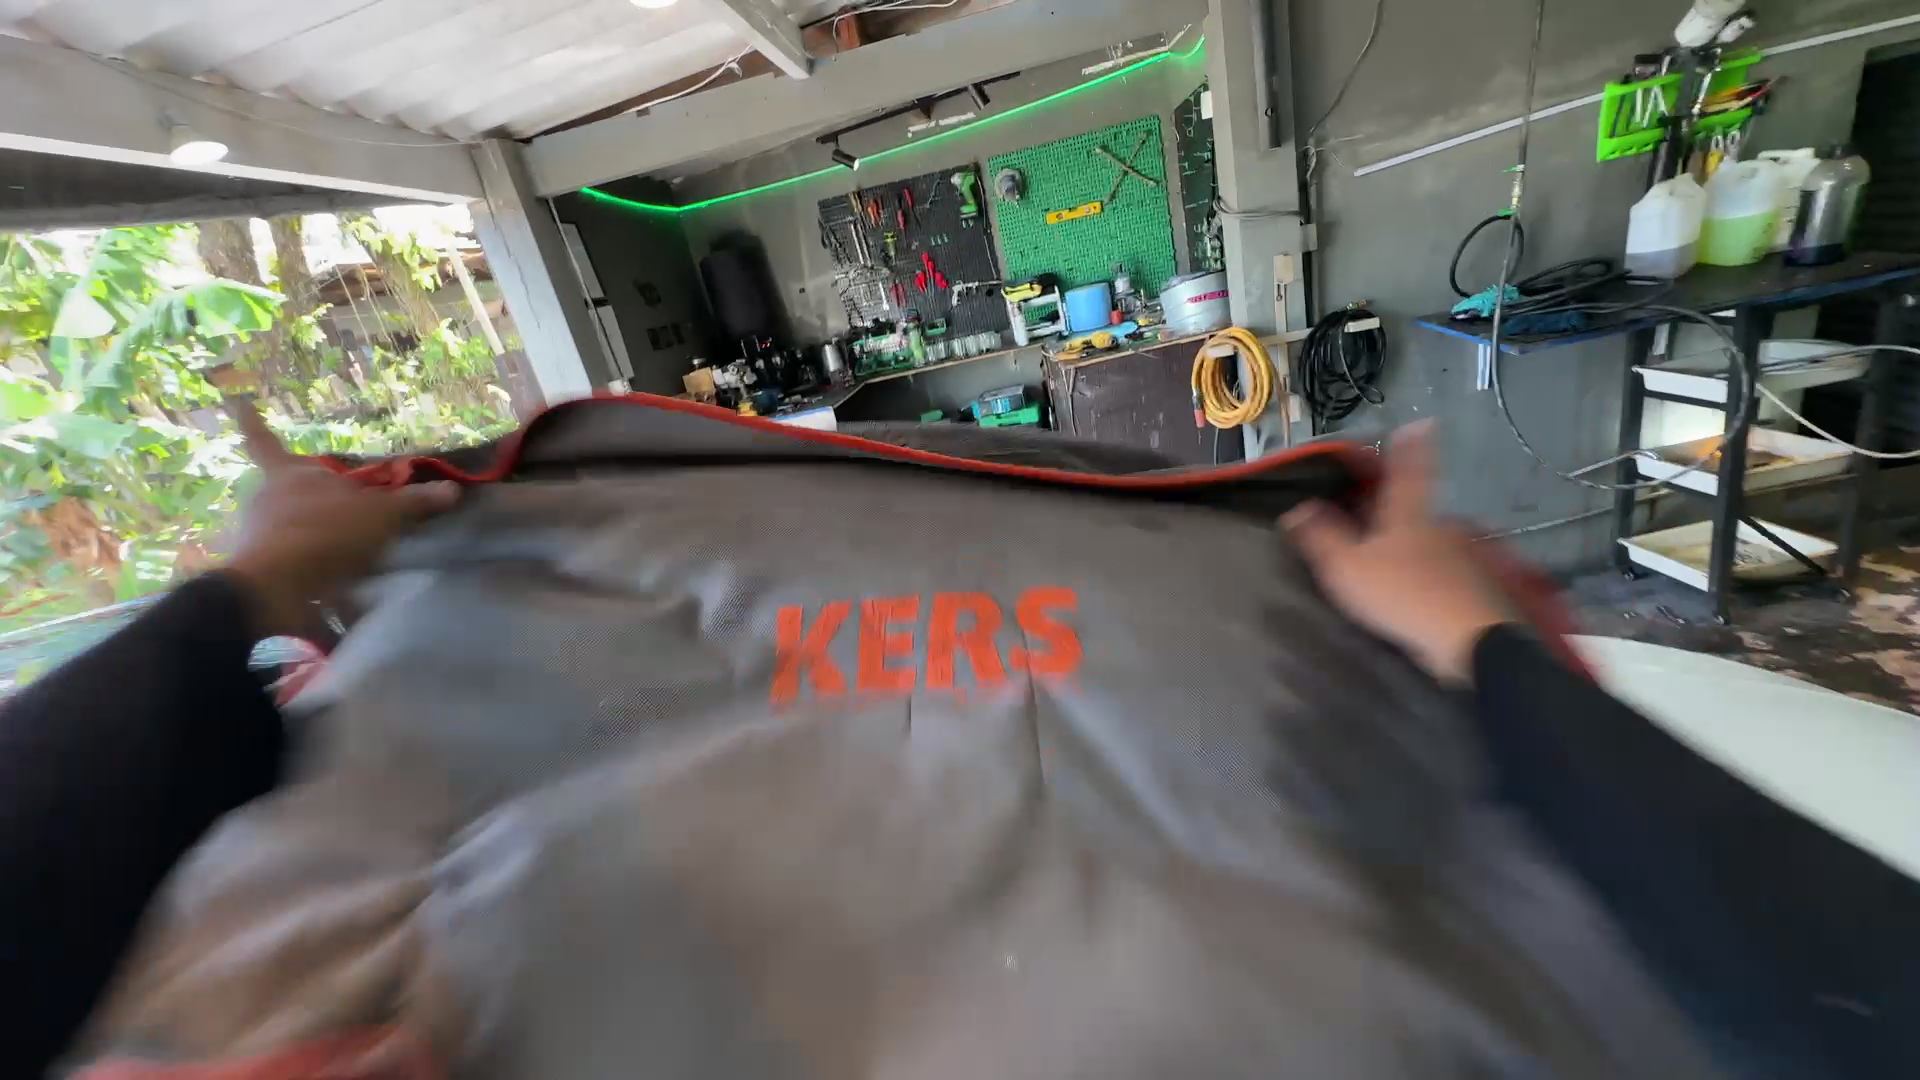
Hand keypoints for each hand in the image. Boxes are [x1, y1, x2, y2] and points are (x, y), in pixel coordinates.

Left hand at [224, 402, 459, 639]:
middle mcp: (266, 495)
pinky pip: (289, 548)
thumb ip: (416, 501)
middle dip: (310, 489)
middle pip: (288, 484)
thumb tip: (452, 489)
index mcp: (290, 473)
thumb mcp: (384, 514)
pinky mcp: (258, 560)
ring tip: (343, 536)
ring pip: (287, 516)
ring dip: (311, 522)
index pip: (266, 440)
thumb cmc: (329, 532)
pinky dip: (308, 553)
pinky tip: (331, 564)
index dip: (253, 422)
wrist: (280, 586)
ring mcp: (256, 528)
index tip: (235, 400)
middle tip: (337, 497)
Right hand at [1282, 422, 1514, 685]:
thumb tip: (1296, 508)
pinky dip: (1427, 571)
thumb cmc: (1401, 595)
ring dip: (1412, 544)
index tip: (1422, 423)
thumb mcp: (1346, 568)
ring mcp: (1462, 555)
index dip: (1411, 448)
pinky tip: (1415, 588)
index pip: (1408, 472)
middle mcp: (1439, 526)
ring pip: (1430, 539)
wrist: (1470, 640)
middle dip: (1399, 507)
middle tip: (1378, 512)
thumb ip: (1320, 538)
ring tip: (1391, 558)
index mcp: (1408, 515)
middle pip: (1417, 508)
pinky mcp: (1474, 586)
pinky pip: (1442, 568)